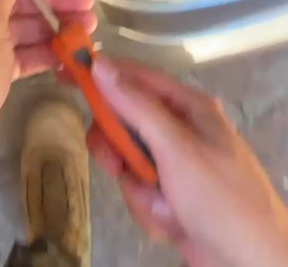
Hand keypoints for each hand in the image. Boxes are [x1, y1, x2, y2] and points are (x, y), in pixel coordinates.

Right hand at [88, 59, 287, 266]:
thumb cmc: (222, 202)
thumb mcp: (175, 148)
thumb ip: (135, 105)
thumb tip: (99, 63)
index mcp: (189, 107)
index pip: (135, 77)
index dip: (100, 75)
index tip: (65, 75)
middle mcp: (183, 131)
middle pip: (126, 122)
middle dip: (120, 149)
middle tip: (113, 164)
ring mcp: (179, 167)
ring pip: (129, 160)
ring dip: (138, 187)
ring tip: (164, 208)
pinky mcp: (176, 199)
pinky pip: (141, 190)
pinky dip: (150, 209)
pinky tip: (172, 225)